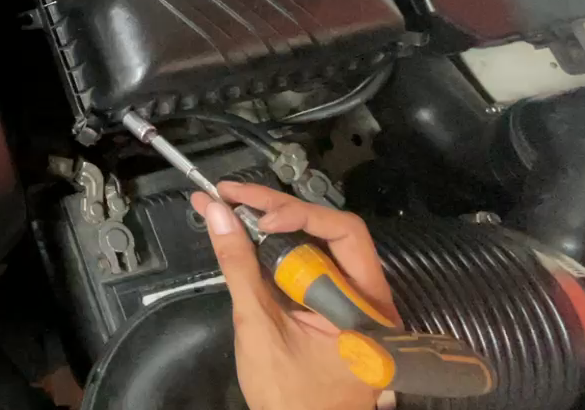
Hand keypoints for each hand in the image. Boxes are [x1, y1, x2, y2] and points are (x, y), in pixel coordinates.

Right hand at [191, 181, 394, 409]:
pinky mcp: (323, 305)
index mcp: (368, 309)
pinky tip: (234, 227)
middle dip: (275, 206)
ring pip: (309, 241)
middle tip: (228, 194)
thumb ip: (239, 265)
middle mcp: (365, 298)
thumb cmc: (288, 396)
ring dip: (265, 218)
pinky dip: (265, 241)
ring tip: (222, 203)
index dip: (299, 214)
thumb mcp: (259, 326)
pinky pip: (298, 260)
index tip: (256, 214)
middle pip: (327, 230)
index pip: (344, 235)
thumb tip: (215, 210)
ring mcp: (344, 301)